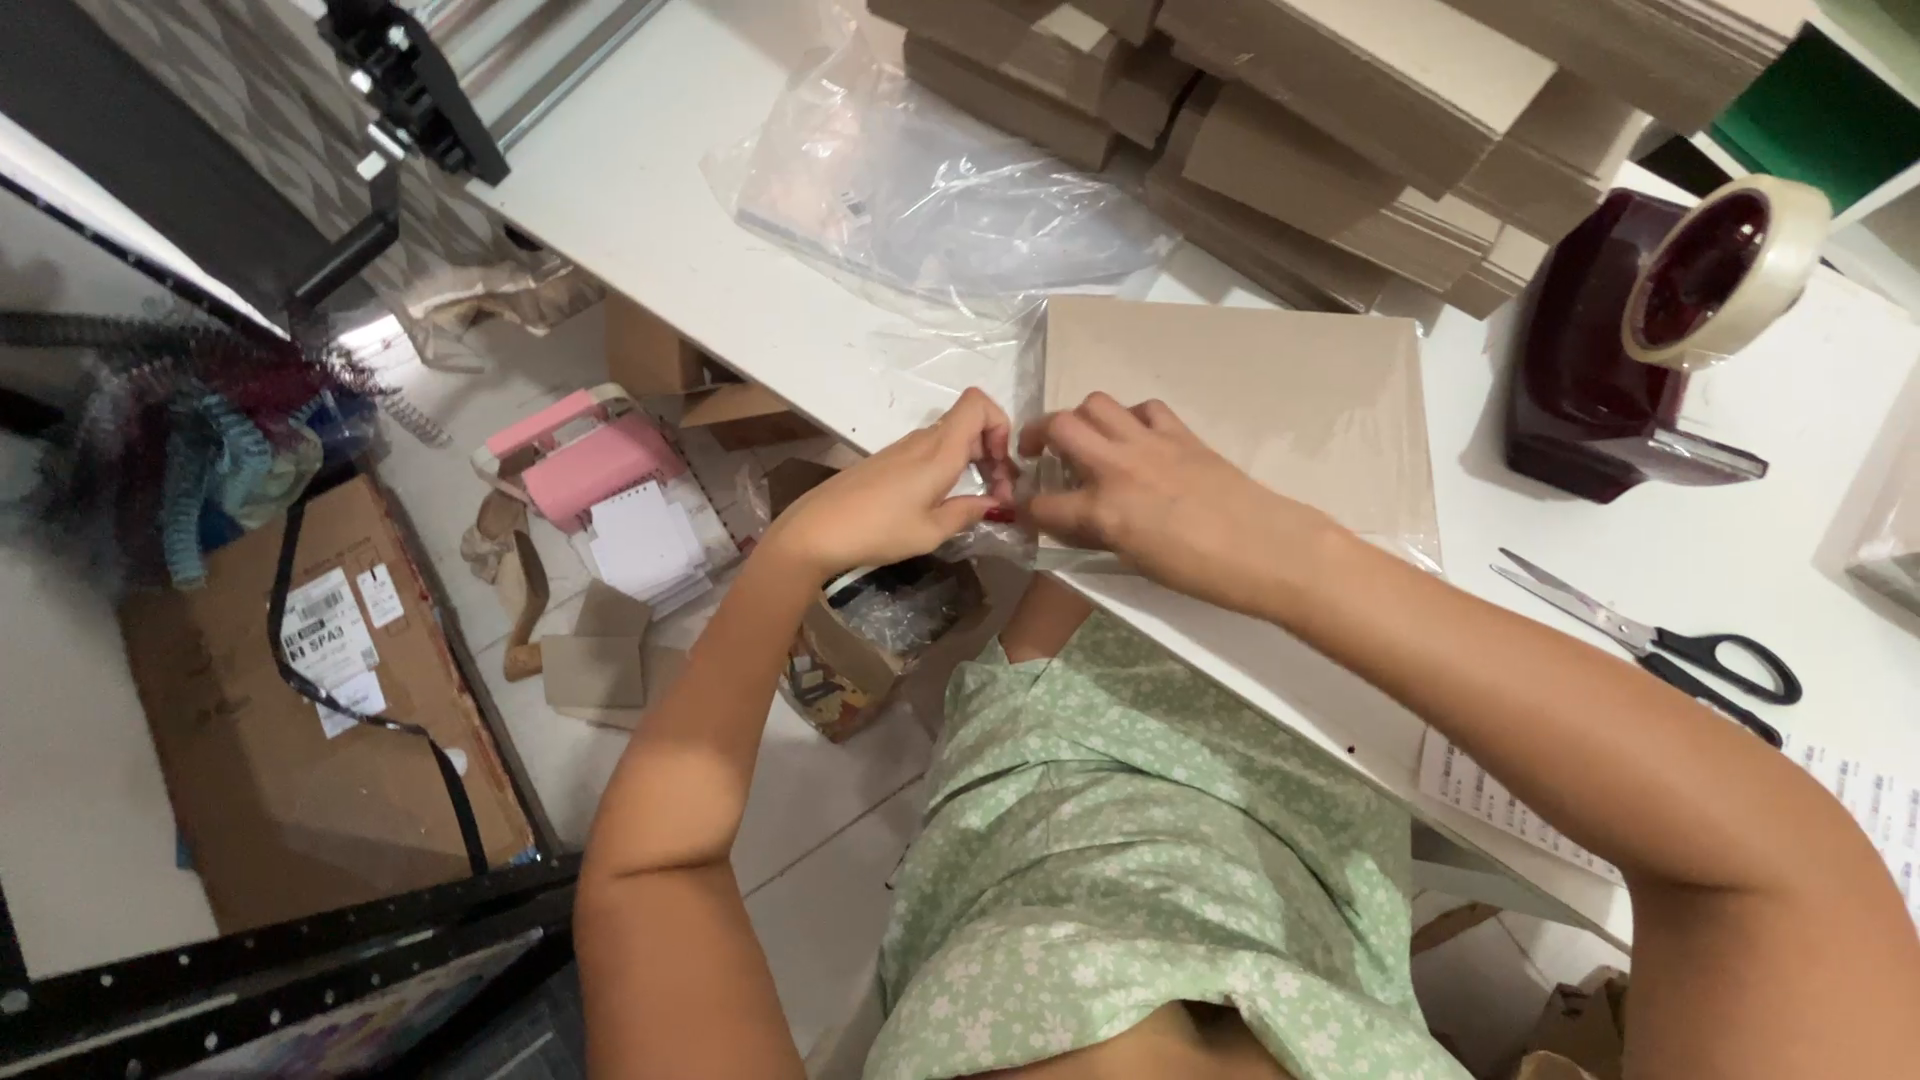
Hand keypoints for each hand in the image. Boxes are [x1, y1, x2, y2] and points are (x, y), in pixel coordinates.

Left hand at [762, 388, 1014, 578]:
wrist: (817, 531)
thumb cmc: (878, 531)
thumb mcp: (930, 531)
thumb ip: (967, 513)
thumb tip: (995, 504)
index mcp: (939, 451)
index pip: (978, 403)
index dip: (1000, 424)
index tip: (1000, 466)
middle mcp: (923, 441)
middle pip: (970, 422)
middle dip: (993, 451)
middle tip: (998, 494)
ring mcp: (904, 448)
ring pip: (952, 437)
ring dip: (973, 461)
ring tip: (976, 501)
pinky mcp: (890, 461)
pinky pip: (932, 450)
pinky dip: (950, 467)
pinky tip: (946, 499)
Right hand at [1019, 392, 1342, 614]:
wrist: (1264, 548)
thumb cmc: (1198, 572)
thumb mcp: (1134, 561)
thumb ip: (1098, 535)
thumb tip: (1079, 521)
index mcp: (1102, 512)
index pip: (1042, 504)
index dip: (1026, 510)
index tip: (1025, 511)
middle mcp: (1117, 468)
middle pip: (1058, 426)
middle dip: (1036, 436)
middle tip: (1037, 451)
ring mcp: (1149, 444)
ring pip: (1096, 403)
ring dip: (1081, 418)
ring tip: (1085, 438)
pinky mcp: (1180, 433)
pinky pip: (1143, 408)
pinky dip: (1130, 418)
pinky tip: (1136, 438)